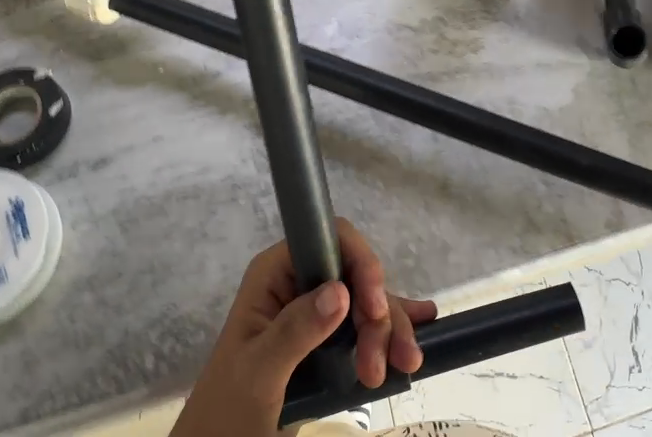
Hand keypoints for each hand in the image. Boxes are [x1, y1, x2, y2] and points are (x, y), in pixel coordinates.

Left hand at [169, 218, 436, 436]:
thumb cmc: (228, 411)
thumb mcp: (258, 373)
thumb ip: (294, 332)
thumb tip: (341, 291)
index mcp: (275, 276)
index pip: (328, 240)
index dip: (360, 263)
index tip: (375, 307)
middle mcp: (298, 284)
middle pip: (357, 275)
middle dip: (379, 314)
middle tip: (383, 365)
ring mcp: (315, 311)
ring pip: (368, 302)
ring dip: (390, 331)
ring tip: (404, 368)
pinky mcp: (329, 340)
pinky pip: (369, 323)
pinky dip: (395, 328)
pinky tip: (423, 327)